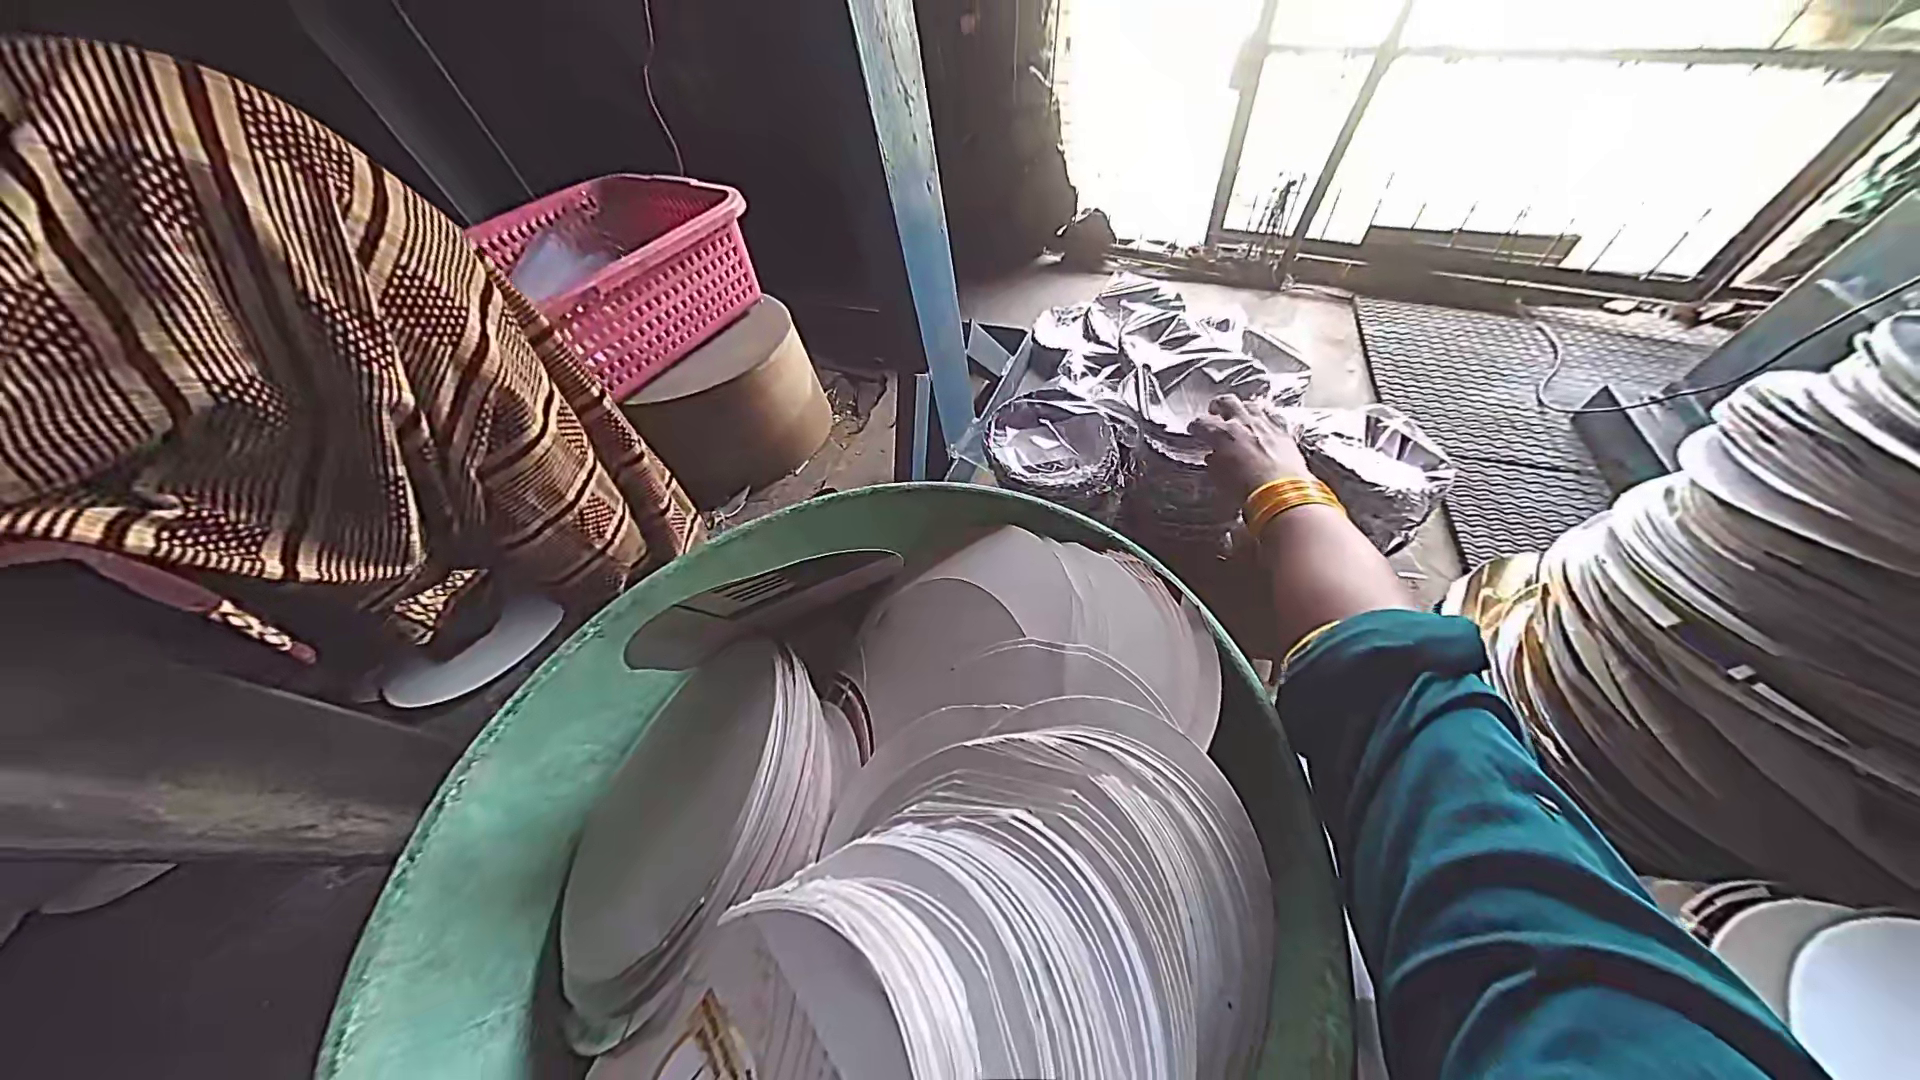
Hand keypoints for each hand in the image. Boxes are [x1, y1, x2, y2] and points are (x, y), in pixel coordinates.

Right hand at [1191, 395, 1312, 503]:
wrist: (1281, 492)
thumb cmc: (1245, 489)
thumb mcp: (1219, 478)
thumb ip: (1214, 462)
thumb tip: (1213, 456)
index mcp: (1222, 434)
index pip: (1201, 423)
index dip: (1195, 426)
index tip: (1194, 430)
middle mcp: (1243, 423)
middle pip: (1227, 402)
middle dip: (1218, 405)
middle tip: (1214, 412)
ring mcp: (1265, 424)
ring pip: (1251, 404)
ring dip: (1242, 409)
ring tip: (1240, 416)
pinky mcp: (1283, 430)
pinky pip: (1272, 415)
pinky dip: (1265, 417)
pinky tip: (1263, 423)